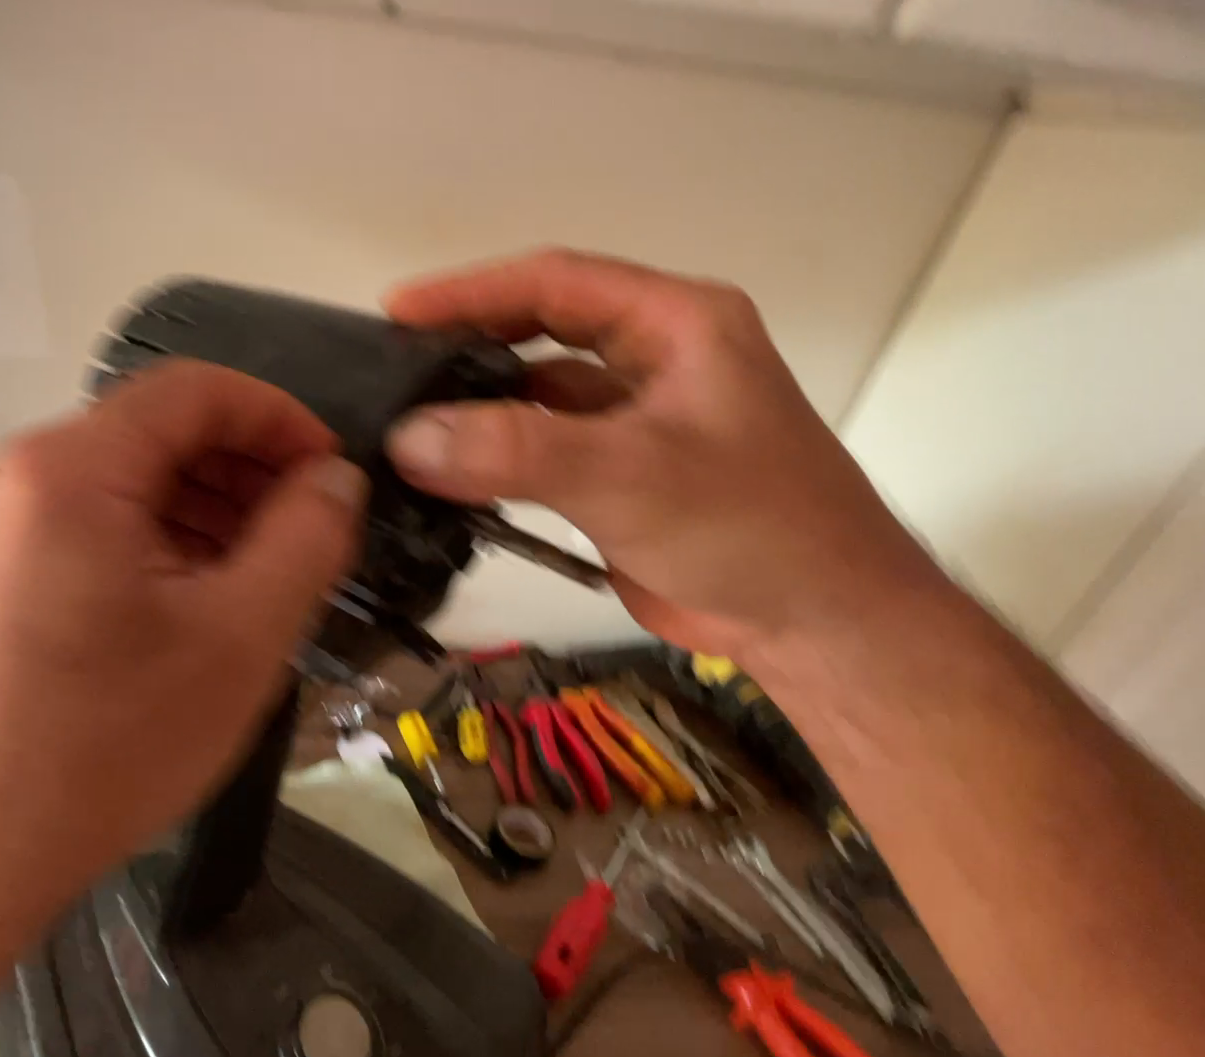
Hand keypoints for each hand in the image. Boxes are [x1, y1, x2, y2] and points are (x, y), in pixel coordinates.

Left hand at [0, 361, 365, 905]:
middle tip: (311, 531)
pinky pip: (102, 529)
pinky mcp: (7, 576)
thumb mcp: (240, 636)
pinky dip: (168, 545)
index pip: (196, 389)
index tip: (333, 470)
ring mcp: (7, 528)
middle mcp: (27, 477)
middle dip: (249, 470)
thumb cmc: (112, 741)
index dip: (279, 417)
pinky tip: (207, 600)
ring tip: (269, 572)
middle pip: (162, 432)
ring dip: (214, 511)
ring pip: (135, 484)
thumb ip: (306, 538)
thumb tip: (336, 477)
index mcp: (74, 467)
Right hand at [383, 248, 946, 659]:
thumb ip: (514, 452)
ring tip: (402, 421)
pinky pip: (538, 452)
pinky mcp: (616, 475)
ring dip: (475, 409)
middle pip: (539, 334)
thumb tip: (404, 438)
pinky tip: (445, 475)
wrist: (813, 624)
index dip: (470, 291)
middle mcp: (651, 360)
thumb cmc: (747, 527)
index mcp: (674, 324)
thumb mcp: (629, 474)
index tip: (395, 310)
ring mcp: (632, 421)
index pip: (554, 284)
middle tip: (391, 366)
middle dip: (466, 346)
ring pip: (535, 398)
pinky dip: (492, 460)